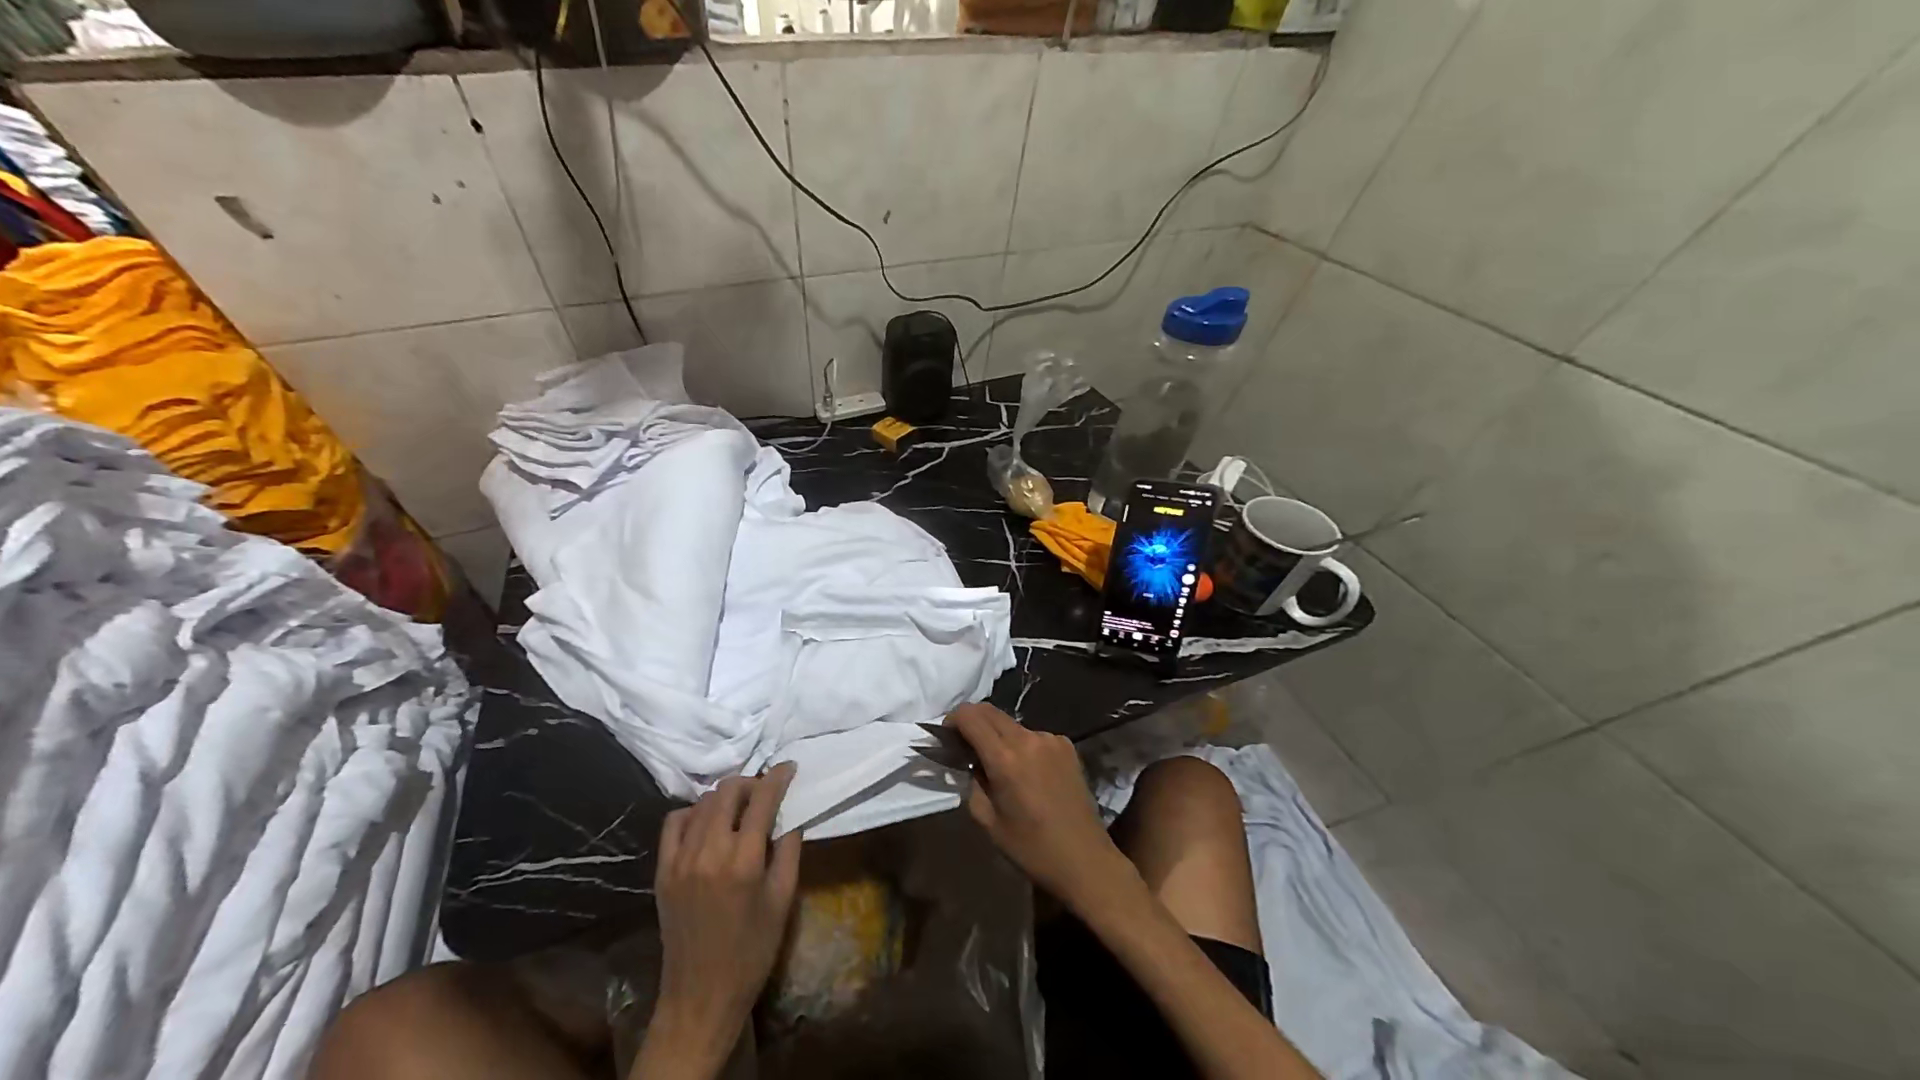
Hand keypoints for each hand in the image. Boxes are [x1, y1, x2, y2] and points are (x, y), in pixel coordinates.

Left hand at [642, 764, 801, 1076]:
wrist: (702, 993)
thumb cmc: (753, 949)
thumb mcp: (783, 899)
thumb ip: (788, 849)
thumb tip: (791, 813)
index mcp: (743, 861)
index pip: (762, 799)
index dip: (778, 777)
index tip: (789, 767)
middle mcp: (709, 851)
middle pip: (728, 791)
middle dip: (751, 782)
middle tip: (767, 790)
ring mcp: (680, 859)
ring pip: (703, 803)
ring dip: (725, 796)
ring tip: (741, 806)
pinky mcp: (662, 870)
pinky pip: (674, 822)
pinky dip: (694, 812)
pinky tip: (708, 822)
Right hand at [948, 704, 1136, 915]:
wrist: (1085, 859)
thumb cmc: (1031, 848)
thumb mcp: (988, 820)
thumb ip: (972, 783)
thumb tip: (968, 762)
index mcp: (1005, 758)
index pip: (970, 717)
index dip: (952, 720)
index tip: (946, 737)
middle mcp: (1029, 739)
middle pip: (990, 711)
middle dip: (972, 722)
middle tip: (965, 746)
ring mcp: (1051, 739)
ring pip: (1012, 724)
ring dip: (998, 735)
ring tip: (1000, 765)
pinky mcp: (1067, 746)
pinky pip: (1034, 736)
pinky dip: (1022, 745)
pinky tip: (1028, 772)